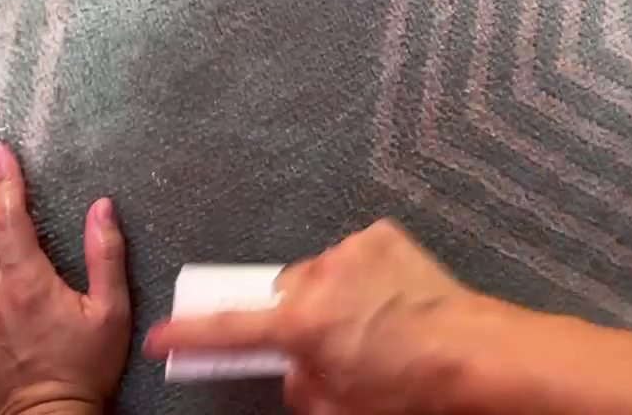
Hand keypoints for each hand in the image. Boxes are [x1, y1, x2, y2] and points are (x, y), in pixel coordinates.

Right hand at [144, 219, 498, 414]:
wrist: (467, 350)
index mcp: (303, 324)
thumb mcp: (339, 406)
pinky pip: (354, 254)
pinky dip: (360, 272)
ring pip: (320, 271)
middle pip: (282, 292)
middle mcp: (321, 276)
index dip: (190, 333)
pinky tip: (385, 294)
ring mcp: (352, 250)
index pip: (230, 328)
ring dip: (330, 291)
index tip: (163, 333)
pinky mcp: (381, 234)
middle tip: (320, 337)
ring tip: (366, 318)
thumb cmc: (407, 387)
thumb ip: (300, 384)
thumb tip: (292, 366)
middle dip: (291, 313)